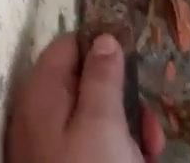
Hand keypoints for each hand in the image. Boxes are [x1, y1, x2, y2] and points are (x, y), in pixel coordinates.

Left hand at [6, 33, 164, 162]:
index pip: (68, 46)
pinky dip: (117, 151)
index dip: (101, 46)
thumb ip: (102, 75)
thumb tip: (104, 38)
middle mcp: (39, 117)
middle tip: (149, 124)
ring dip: (128, 128)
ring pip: (94, 118)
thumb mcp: (103, 121)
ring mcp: (48, 149)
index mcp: (42, 94)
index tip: (133, 61)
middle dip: (124, 98)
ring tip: (150, 152)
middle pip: (85, 84)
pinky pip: (92, 148)